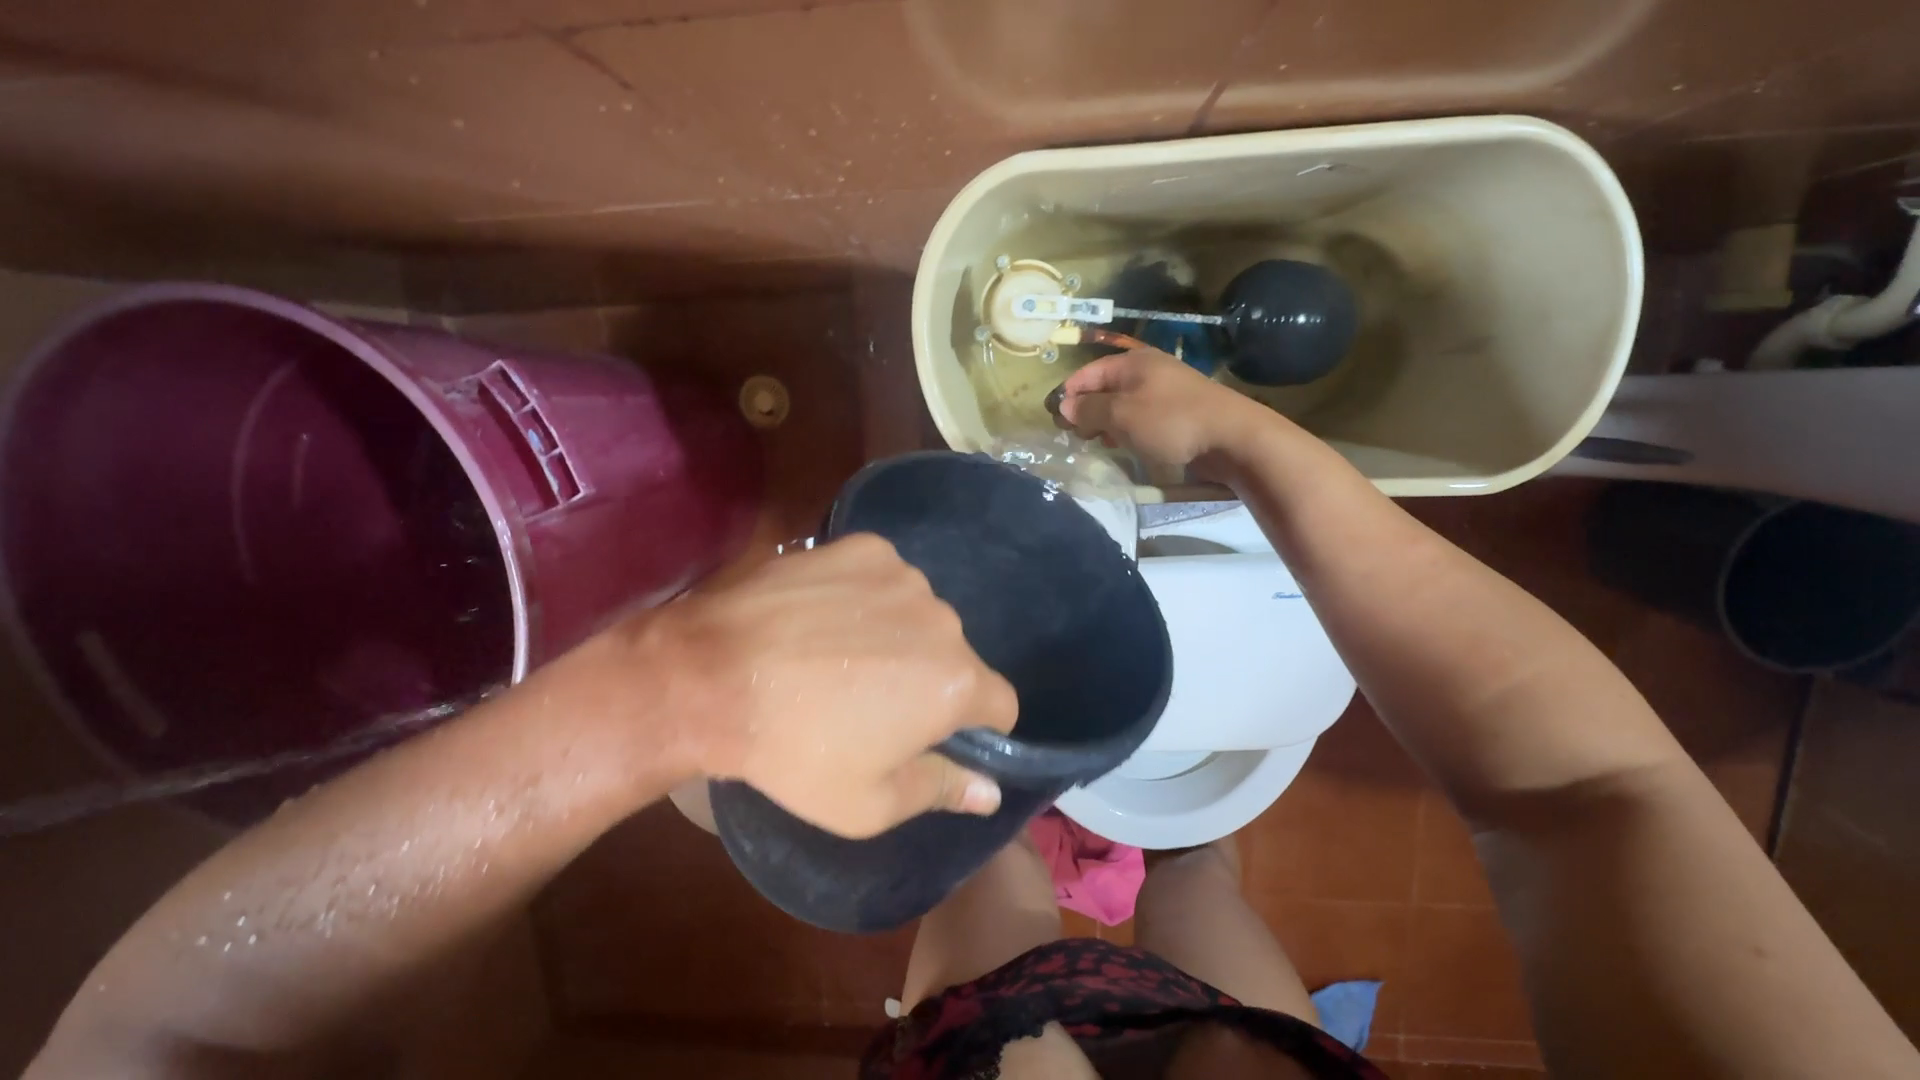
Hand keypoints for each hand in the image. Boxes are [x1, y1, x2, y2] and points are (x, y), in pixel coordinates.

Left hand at [638, 534, 1017, 837]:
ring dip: (895, 633)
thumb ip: (940, 790)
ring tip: (836, 654)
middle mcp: (942, 619)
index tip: (929, 736)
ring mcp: (900, 575)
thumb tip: (990, 791)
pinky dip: (864, 596)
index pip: (999, 703)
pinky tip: (820, 616)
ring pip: (918, 613)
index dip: (974, 726)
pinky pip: (883, 577)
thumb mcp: (867, 803)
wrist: (708, 676)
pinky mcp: (861, 547)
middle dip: (926, 677)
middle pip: (954, 655)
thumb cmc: (792, 751)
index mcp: (954, 682)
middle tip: (867, 701)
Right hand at [1057, 347, 1277, 474]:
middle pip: (1105, 388)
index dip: (1068, 392)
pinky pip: (1142, 420)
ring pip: (1123, 406)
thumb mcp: (1121, 415)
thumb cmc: (1171, 421)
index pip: (1088, 372)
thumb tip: (1064, 407)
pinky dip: (1127, 431)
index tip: (1054, 417)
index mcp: (1134, 363)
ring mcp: (1166, 394)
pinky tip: (1125, 448)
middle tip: (1074, 436)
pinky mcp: (1179, 416)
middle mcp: (1149, 372)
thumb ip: (1089, 410)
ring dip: (1106, 424)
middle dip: (1086, 410)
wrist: (1233, 439)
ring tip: (1096, 445)